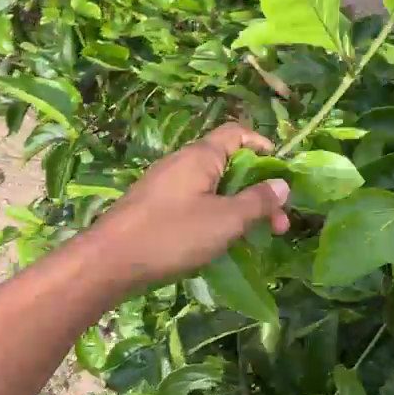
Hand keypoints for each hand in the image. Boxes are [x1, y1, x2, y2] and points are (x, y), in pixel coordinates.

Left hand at [86, 123, 290, 291]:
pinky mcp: (156, 206)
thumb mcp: (226, 219)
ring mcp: (166, 184)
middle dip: (258, 190)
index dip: (264, 147)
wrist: (111, 260)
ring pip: (213, 187)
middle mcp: (182, 162)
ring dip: (239, 207)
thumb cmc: (173, 234)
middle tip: (279, 224)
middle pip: (230, 164)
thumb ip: (258, 201)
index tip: (282, 174)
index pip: (238, 133)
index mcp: (201, 156)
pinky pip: (196, 202)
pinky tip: (221, 241)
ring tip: (253, 237)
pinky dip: (216, 215)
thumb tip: (282, 184)